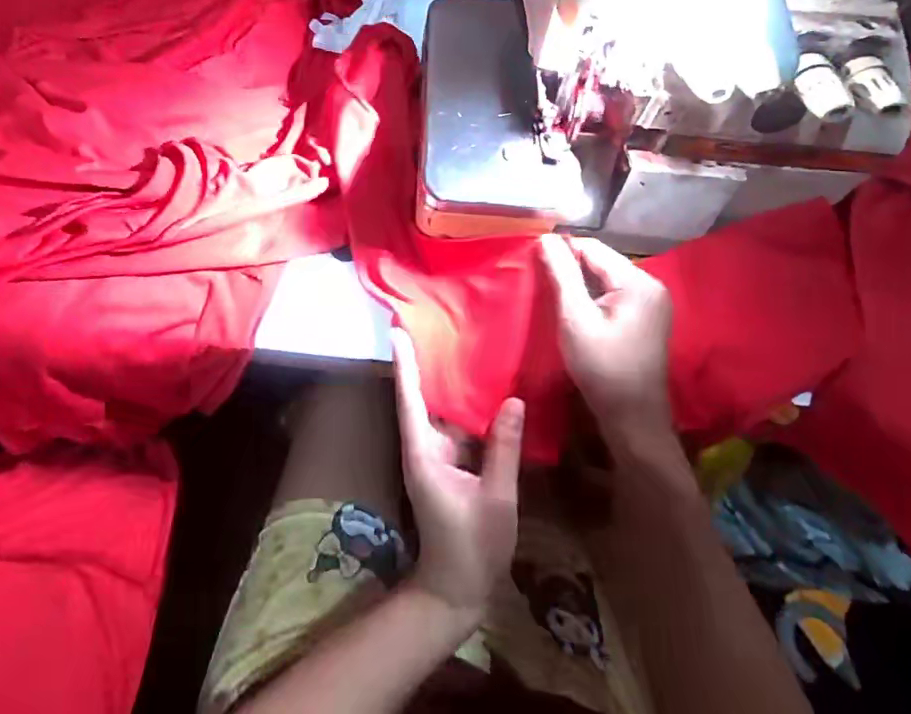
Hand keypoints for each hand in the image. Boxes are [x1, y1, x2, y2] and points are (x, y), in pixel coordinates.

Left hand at [392, 329, 522, 619]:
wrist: (456, 588)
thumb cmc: (472, 546)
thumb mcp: (497, 498)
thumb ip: (504, 449)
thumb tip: (513, 401)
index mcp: (424, 453)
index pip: (410, 400)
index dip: (405, 365)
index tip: (396, 331)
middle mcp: (424, 448)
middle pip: (422, 398)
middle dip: (427, 362)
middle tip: (437, 322)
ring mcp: (435, 457)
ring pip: (441, 412)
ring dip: (449, 382)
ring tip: (462, 344)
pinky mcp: (448, 465)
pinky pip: (456, 428)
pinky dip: (467, 407)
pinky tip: (484, 389)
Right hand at [539, 235, 673, 438]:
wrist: (633, 418)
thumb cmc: (602, 368)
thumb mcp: (575, 318)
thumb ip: (562, 275)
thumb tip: (546, 237)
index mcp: (638, 282)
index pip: (592, 248)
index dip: (561, 251)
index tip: (533, 263)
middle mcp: (652, 284)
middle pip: (601, 261)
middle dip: (571, 268)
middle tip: (541, 283)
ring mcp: (654, 301)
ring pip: (606, 277)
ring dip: (581, 283)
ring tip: (555, 296)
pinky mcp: (648, 317)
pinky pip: (615, 293)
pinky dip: (594, 296)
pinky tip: (577, 311)